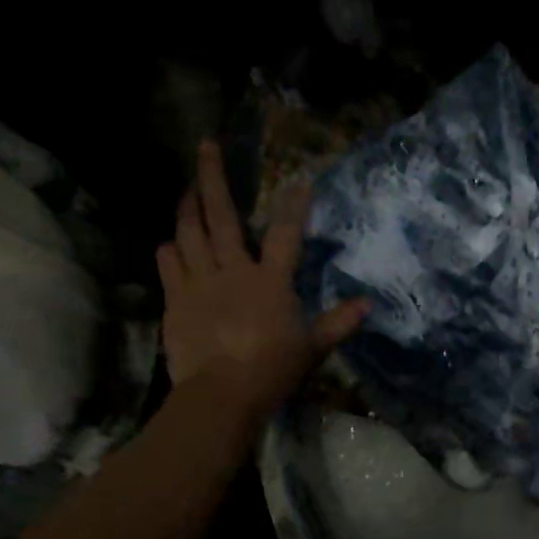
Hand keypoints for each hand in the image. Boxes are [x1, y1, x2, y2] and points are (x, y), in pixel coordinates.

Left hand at [157, 140, 367, 417]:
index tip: (299, 180)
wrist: (223, 393)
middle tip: (204, 145)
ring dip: (187, 207)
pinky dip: (170, 248)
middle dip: (212, 177)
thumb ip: (338, 323)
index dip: (294, 206)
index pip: (286, 234)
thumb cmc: (272, 370)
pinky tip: (169, 242)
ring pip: (189, 232)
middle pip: (221, 216)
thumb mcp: (312, 348)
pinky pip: (168, 263)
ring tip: (186, 189)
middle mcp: (233, 270)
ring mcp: (200, 282)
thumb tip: (369, 304)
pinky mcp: (176, 299)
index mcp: (270, 281)